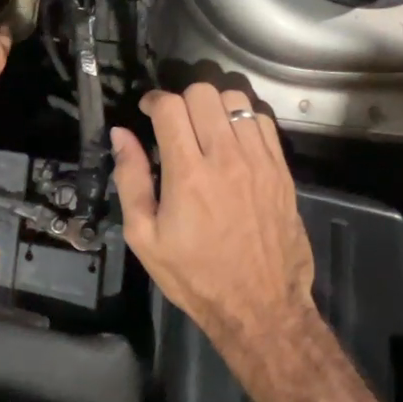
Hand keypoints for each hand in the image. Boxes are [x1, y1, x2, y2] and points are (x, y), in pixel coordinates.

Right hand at [113, 84, 314, 358]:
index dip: (153, 100)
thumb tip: (121, 134)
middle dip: (182, 99)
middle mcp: (226, 159)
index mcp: (188, 175)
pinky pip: (263, 122)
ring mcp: (260, 163)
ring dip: (214, 106)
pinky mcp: (282, 172)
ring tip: (205, 127)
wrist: (261, 308)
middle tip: (175, 122)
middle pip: (204, 93)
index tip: (147, 112)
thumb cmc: (193, 275)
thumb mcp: (144, 236)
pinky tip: (232, 141)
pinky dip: (243, 120)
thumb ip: (130, 179)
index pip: (170, 106)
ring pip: (236, 101)